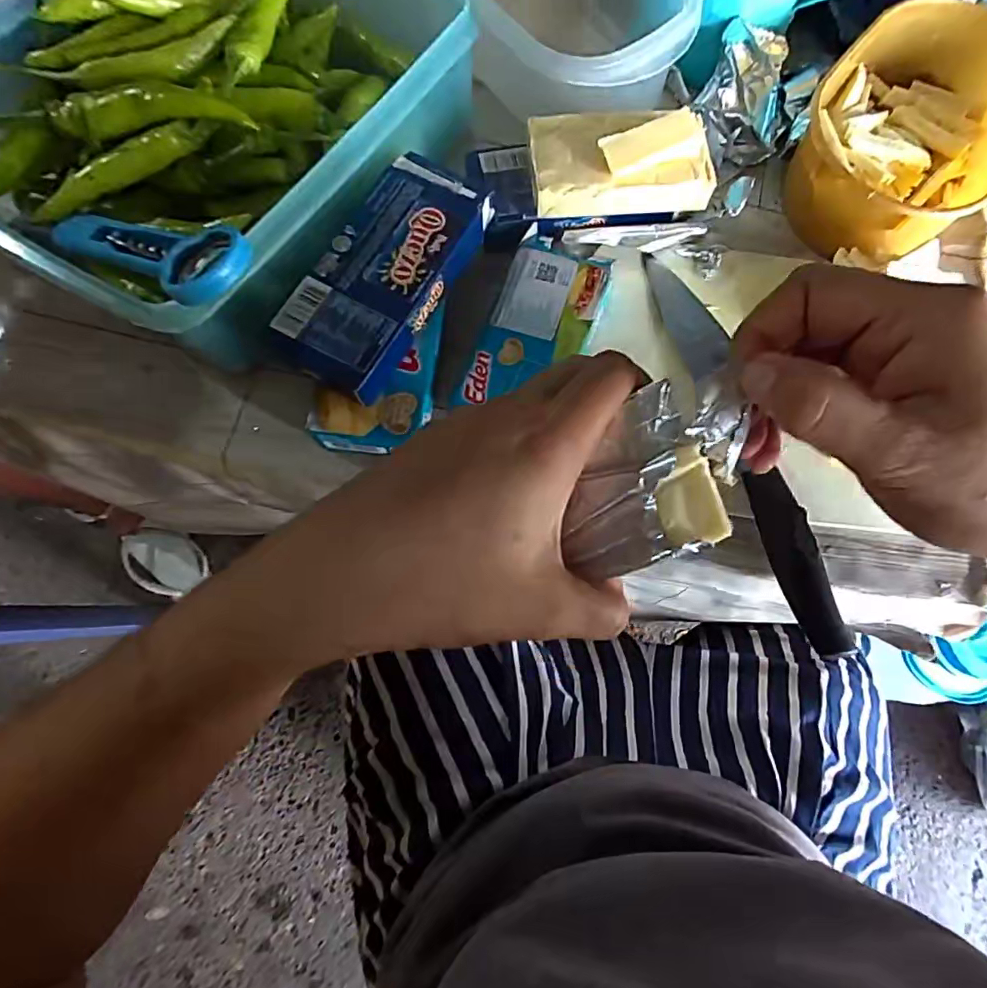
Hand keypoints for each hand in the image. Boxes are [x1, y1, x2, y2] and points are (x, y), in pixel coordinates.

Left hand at [195, 352, 644, 672]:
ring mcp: (456, 422)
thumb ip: (598, 611)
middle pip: (571, 376)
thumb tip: (620, 607)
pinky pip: (487, 424)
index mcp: (544, 444)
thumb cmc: (443, 585)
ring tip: (553, 494)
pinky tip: (494, 504)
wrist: (334, 574)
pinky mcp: (424, 440)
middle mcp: (502, 416)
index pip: (610, 375)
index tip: (652, 430)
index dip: (643, 387)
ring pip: (526, 400)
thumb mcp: (537, 611)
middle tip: (611, 467)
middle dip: (606, 405)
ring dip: (554, 428)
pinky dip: (512, 444)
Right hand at [729, 264, 986, 575]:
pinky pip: (829, 378)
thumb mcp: (898, 453)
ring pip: (810, 353)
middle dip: (764, 375)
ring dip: (775, 398)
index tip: (744, 397)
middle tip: (747, 438)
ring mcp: (907, 349)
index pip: (812, 292)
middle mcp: (913, 319)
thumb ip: (819, 406)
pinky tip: (784, 445)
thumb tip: (749, 372)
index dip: (763, 336)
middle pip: (806, 322)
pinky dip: (797, 410)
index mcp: (923, 317)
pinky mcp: (901, 379)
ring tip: (761, 452)